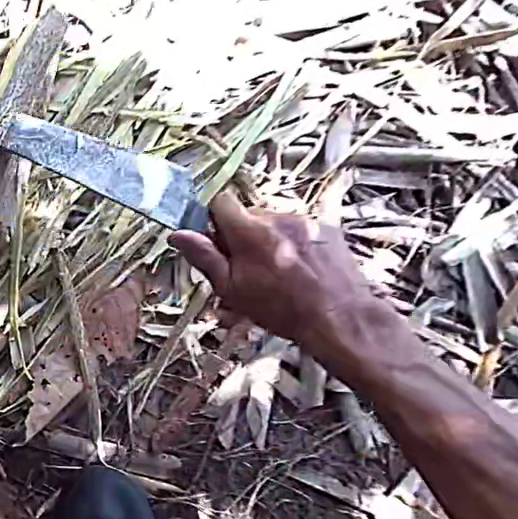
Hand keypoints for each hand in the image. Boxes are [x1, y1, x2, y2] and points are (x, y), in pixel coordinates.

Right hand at [169, 193, 389, 355]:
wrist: (340, 317)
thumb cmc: (279, 308)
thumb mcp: (231, 288)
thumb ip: (205, 257)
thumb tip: (177, 234)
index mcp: (249, 231)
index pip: (221, 202)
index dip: (213, 218)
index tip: (213, 240)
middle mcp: (278, 218)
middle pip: (247, 215)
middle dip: (239, 235)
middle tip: (241, 267)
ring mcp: (306, 221)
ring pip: (273, 224)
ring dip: (266, 241)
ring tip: (273, 272)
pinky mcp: (327, 228)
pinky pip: (298, 229)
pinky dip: (290, 244)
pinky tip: (297, 270)